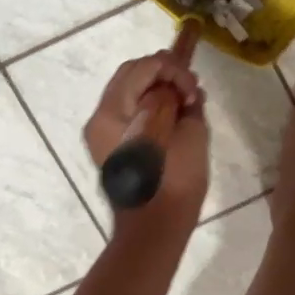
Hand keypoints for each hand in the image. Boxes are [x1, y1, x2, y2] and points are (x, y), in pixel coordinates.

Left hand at [83, 52, 209, 219]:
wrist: (156, 227)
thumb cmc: (174, 180)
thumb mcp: (186, 131)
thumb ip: (179, 100)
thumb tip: (177, 91)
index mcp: (114, 111)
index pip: (144, 67)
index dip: (174, 70)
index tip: (193, 91)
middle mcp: (101, 117)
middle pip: (132, 74)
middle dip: (164, 74)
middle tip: (190, 90)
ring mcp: (103, 132)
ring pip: (130, 90)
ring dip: (158, 88)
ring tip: (185, 104)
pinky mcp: (111, 145)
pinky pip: (130, 111)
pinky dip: (151, 106)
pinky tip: (173, 117)